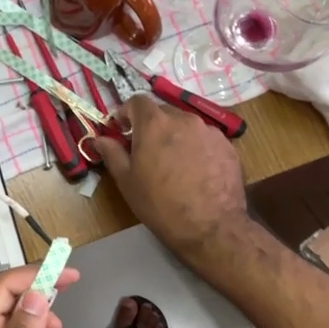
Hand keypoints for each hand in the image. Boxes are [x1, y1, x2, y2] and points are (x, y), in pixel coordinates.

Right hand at [95, 94, 250, 255]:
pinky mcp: (228, 146)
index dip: (127, 113)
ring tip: (173, 162)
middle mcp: (184, 119)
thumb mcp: (126, 181)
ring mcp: (209, 131)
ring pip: (186, 125)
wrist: (210, 226)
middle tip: (146, 150)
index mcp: (154, 124)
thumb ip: (112, 153)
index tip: (122, 129)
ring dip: (175, 136)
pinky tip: (195, 171)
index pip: (137, 101)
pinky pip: (205, 138)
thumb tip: (100, 139)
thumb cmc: (159, 203)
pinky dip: (196, 147)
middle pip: (163, 112)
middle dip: (151, 126)